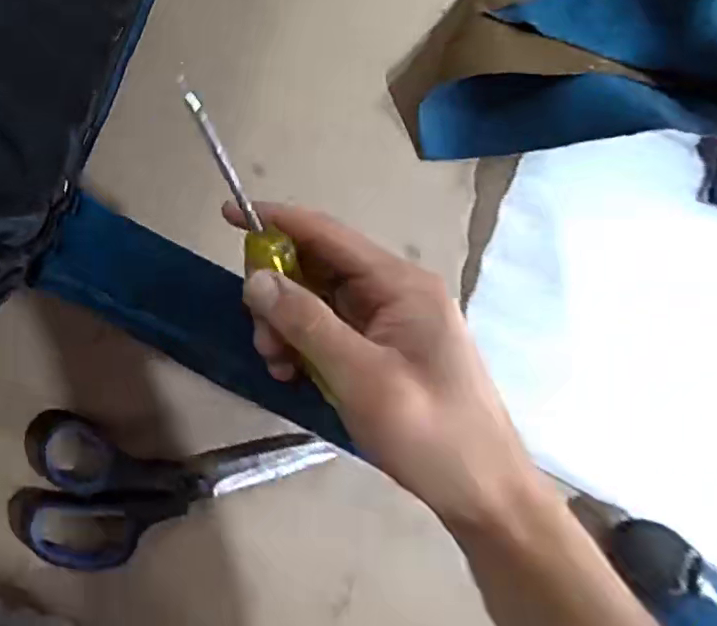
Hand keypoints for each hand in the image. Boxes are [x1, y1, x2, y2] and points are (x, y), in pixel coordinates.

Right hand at [226, 202, 547, 531]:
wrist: (489, 502)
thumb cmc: (433, 436)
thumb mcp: (362, 377)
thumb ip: (306, 321)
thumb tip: (256, 278)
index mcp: (400, 285)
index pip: (324, 233)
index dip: (274, 219)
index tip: (228, 213)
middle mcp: (391, 291)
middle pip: (310, 265)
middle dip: (274, 291)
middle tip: (261, 332)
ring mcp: (384, 318)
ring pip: (308, 296)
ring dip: (282, 322)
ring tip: (277, 362)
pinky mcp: (374, 345)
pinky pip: (319, 325)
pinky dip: (296, 341)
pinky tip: (290, 371)